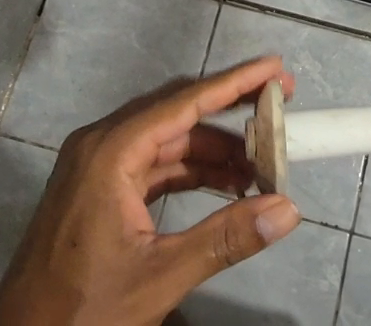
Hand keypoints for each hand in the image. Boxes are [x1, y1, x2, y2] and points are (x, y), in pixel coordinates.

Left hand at [0, 56, 303, 325]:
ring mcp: (96, 165)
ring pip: (167, 139)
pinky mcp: (97, 188)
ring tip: (262, 162)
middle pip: (177, 112)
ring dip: (213, 149)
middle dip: (230, 111)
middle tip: (279, 106)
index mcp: (111, 151)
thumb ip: (226, 239)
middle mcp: (101, 143)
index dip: (235, 83)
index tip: (275, 68)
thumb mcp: (160, 275)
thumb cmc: (83, 309)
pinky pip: (152, 163)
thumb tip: (287, 210)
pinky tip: (226, 185)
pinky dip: (190, 170)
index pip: (185, 102)